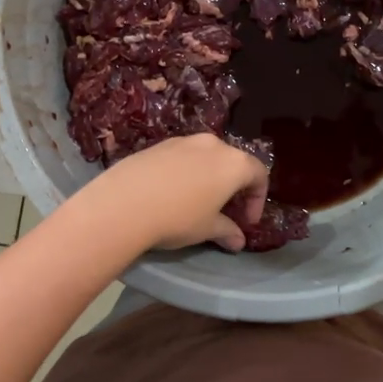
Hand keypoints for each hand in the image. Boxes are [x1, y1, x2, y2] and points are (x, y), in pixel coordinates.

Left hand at [81, 134, 269, 251]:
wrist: (124, 203)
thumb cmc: (178, 217)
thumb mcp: (206, 228)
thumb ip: (227, 231)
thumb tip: (238, 240)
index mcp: (233, 162)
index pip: (258, 175)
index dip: (258, 199)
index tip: (247, 222)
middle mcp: (212, 144)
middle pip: (233, 162)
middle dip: (235, 187)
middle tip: (226, 212)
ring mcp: (183, 141)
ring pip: (207, 157)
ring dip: (210, 178)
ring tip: (198, 202)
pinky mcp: (158, 145)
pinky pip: (182, 157)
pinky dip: (187, 172)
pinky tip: (171, 194)